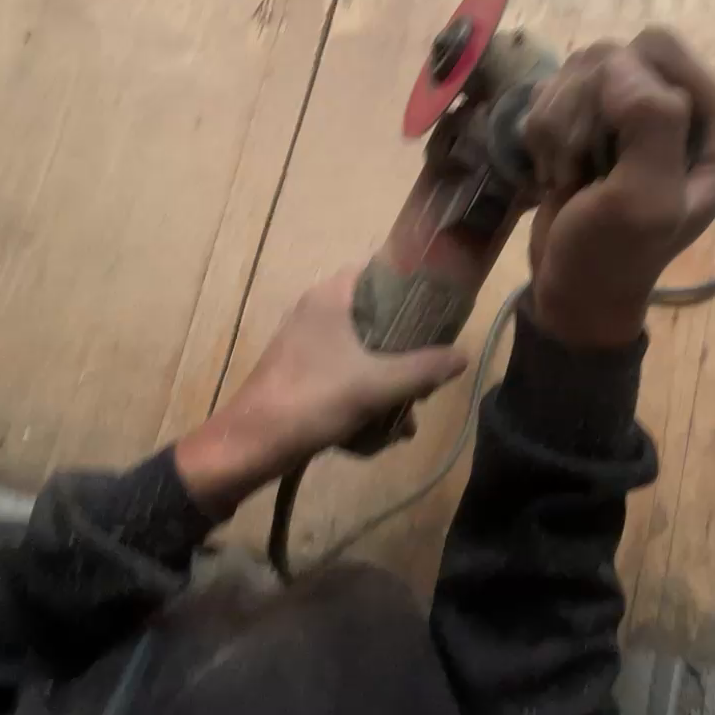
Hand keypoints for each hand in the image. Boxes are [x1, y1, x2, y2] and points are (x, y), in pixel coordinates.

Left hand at [173, 270, 466, 516]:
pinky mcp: (302, 371)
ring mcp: (307, 342)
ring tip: (405, 416)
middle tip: (425, 376)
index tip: (439, 311)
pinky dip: (363, 398)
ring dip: (387, 383)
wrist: (250, 445)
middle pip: (377, 315)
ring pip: (363, 351)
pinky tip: (378, 433)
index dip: (412, 286)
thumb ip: (424, 369)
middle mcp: (317, 310)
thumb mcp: (377, 385)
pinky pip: (345, 374)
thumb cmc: (313, 400)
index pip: (379, 269)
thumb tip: (463, 356)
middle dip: (405, 351)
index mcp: (330, 296)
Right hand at [521, 28, 714, 348]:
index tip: (606, 158)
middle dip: (579, 112)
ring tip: (567, 175)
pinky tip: (558, 168)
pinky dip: (544, 128)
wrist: (573, 289)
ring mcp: (644, 108)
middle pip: (614, 54)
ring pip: (581, 68)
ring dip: (557, 126)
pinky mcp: (604, 117)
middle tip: (579, 168)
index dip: (615, 95)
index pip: (657, 50)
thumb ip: (650, 125)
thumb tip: (619, 64)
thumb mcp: (642, 202)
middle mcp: (693, 105)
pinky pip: (559, 86)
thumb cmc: (610, 256)